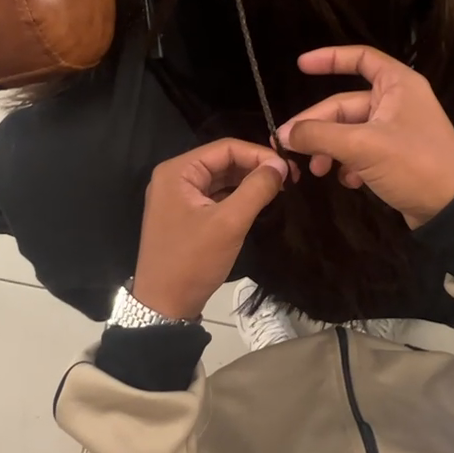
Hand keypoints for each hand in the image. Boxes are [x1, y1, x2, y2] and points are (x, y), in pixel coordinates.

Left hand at [132, 139, 289, 320]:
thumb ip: (256, 189)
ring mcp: (177, 198)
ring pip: (219, 180)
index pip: (225, 147)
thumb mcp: (229, 223)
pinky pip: (214, 197)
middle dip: (254, 168)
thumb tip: (281, 165)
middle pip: (222, 161)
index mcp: (177, 171)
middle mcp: (174, 178)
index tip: (289, 168)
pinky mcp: (183, 216)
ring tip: (278, 190)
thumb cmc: (193, 260)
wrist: (164, 305)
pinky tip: (258, 204)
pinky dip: (236, 198)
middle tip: (289, 180)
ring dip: (247, 183)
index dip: (259, 154)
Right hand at [277, 46, 453, 228]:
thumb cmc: (413, 164)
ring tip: (316, 170)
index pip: (361, 58)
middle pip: (345, 105)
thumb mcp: (362, 147)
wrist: (452, 208)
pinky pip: (362, 152)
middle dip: (317, 126)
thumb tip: (284, 134)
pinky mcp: (395, 156)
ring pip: (350, 131)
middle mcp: (398, 102)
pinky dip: (349, 164)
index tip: (300, 66)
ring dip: (329, 149)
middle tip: (288, 146)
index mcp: (397, 85)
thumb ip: (319, 136)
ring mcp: (396, 130)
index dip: (329, 58)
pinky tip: (347, 181)